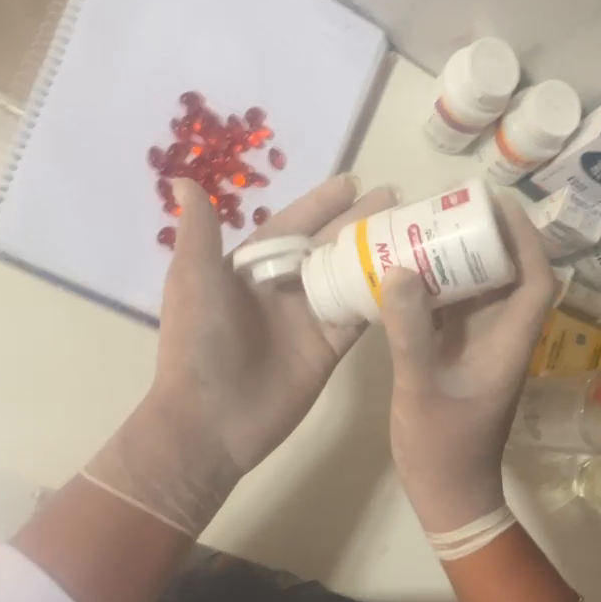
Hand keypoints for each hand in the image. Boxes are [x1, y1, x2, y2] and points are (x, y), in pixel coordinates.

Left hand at [83, 174, 395, 533]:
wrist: (211, 421)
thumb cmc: (198, 345)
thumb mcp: (192, 281)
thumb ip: (200, 234)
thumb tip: (185, 180)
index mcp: (249, 269)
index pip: (291, 228)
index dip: (320, 205)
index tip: (352, 183)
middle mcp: (282, 290)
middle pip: (328, 249)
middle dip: (361, 224)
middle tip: (399, 200)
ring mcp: (308, 321)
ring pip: (349, 279)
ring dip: (378, 256)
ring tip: (415, 232)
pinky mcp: (328, 350)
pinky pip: (359, 318)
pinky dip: (382, 300)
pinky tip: (410, 280)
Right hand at [377, 194, 557, 535]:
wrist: (448, 496)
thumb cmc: (443, 450)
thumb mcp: (422, 391)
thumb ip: (411, 334)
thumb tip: (401, 269)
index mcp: (507, 346)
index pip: (535, 282)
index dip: (525, 241)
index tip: (497, 206)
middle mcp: (499, 341)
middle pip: (508, 279)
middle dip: (486, 240)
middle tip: (447, 208)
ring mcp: (479, 351)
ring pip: (479, 294)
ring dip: (459, 262)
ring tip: (423, 228)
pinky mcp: (456, 361)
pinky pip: (452, 314)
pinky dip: (435, 291)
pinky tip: (404, 272)